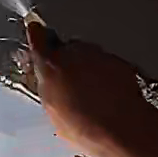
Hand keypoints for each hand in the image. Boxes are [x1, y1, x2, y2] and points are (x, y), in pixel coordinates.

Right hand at [24, 23, 157, 156]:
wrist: (123, 129)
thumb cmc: (85, 126)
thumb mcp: (53, 110)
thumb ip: (47, 86)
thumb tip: (47, 81)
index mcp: (50, 65)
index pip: (37, 38)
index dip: (35, 33)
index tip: (34, 27)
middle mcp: (73, 53)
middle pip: (65, 48)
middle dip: (66, 61)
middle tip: (70, 84)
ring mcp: (98, 55)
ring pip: (87, 55)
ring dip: (86, 67)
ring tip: (91, 94)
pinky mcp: (118, 60)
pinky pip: (106, 63)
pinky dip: (105, 73)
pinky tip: (106, 95)